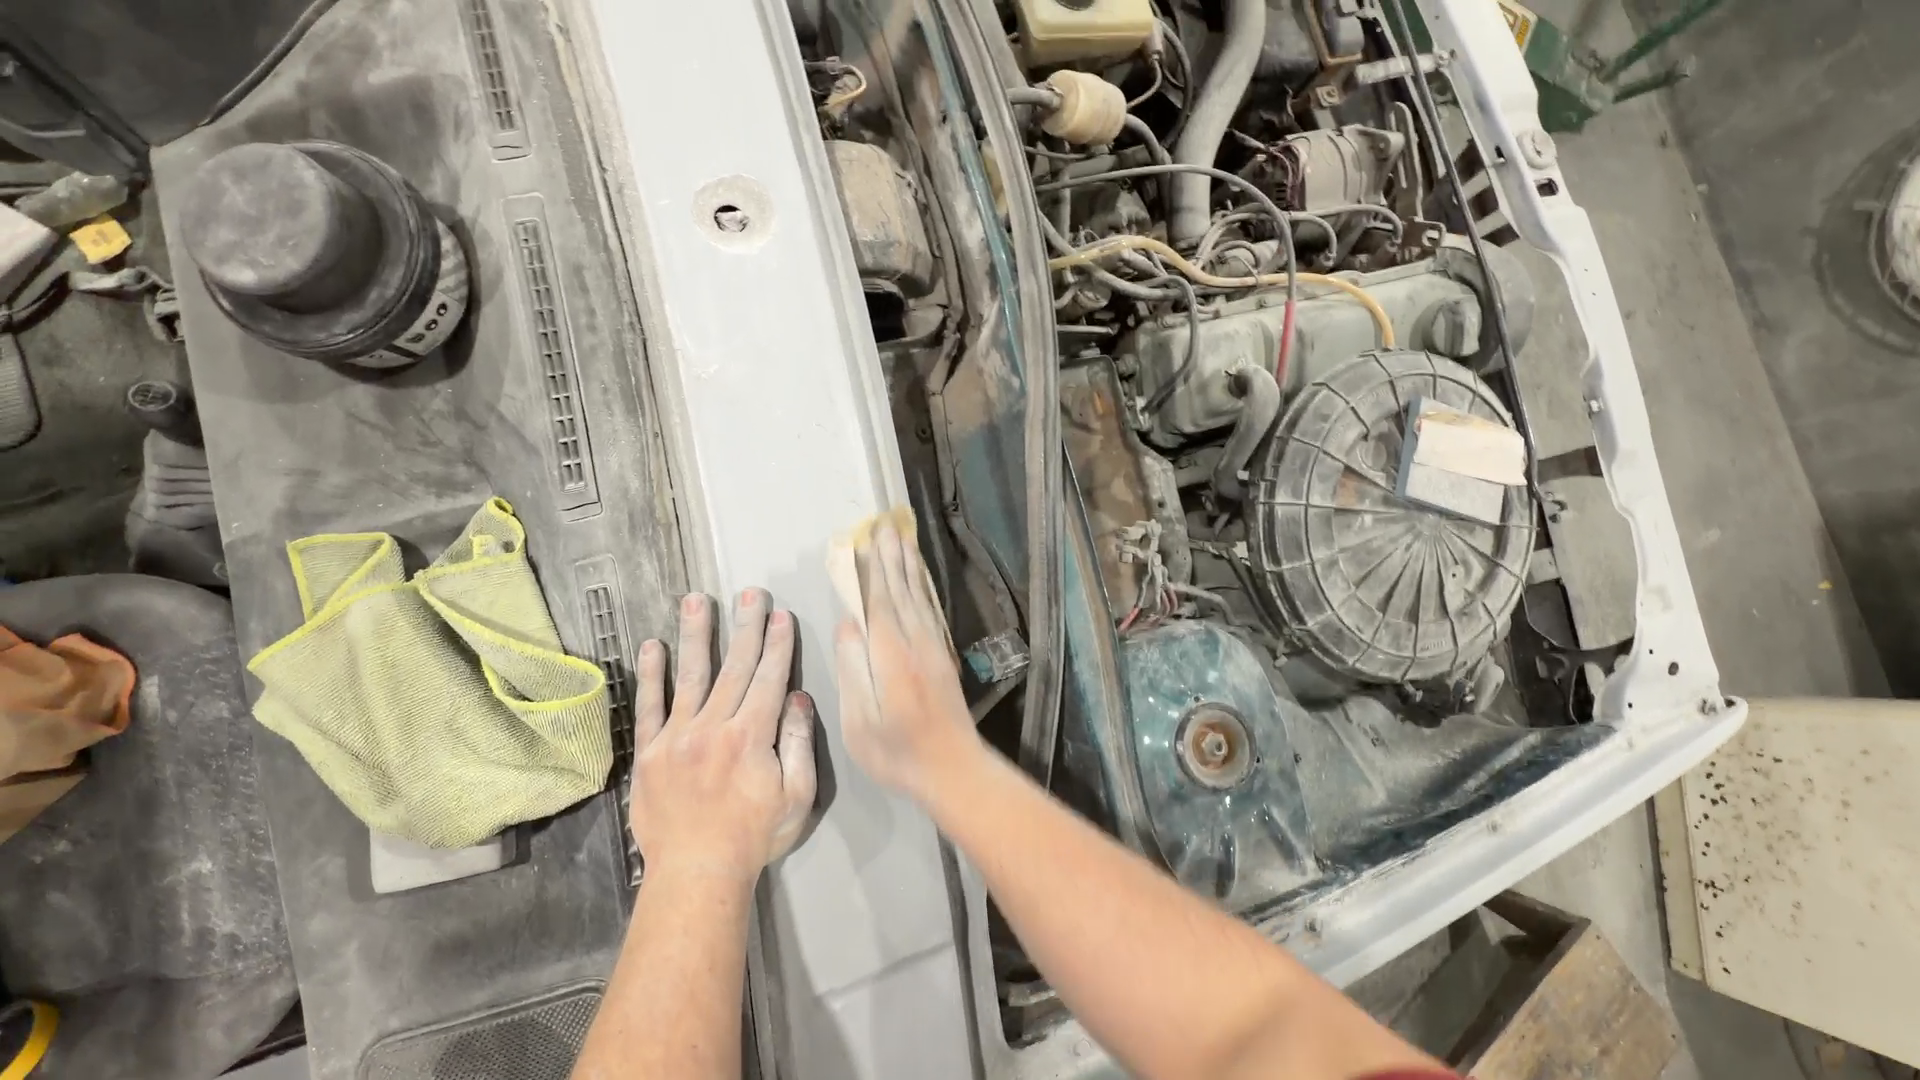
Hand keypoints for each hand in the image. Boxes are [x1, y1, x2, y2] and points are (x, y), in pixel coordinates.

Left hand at [631, 589, 816, 886]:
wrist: (696, 873)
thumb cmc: (754, 837)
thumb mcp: (797, 797)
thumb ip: (797, 744)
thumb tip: (797, 699)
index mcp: (751, 736)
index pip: (768, 678)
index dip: (777, 645)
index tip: (781, 616)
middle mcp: (713, 727)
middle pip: (734, 667)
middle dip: (746, 626)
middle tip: (751, 593)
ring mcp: (677, 737)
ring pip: (690, 675)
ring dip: (696, 634)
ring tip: (698, 599)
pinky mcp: (650, 752)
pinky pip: (650, 706)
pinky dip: (651, 675)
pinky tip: (652, 645)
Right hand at [835, 521, 983, 798]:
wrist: (953, 770)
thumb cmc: (897, 753)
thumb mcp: (860, 720)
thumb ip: (852, 669)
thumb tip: (847, 625)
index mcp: (891, 656)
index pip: (879, 602)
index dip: (872, 570)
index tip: (866, 540)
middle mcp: (915, 644)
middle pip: (902, 591)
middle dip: (893, 558)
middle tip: (886, 524)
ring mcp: (933, 650)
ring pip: (919, 598)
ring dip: (909, 567)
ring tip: (902, 539)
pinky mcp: (943, 659)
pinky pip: (930, 612)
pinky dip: (922, 590)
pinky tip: (918, 581)